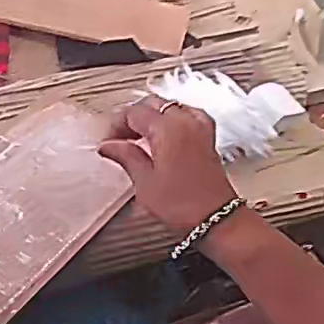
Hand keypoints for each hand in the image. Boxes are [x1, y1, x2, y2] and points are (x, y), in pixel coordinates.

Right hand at [98, 96, 239, 236]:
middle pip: (152, 104)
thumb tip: (110, 146)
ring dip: (152, 117)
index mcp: (168, 129)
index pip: (134, 112)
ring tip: (139, 138)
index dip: (116, 125)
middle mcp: (186, 122)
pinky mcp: (208, 138)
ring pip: (170, 107)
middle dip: (132, 118)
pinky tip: (164, 137)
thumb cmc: (183, 204)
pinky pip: (187, 116)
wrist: (214, 218)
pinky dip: (172, 121)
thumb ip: (126, 156)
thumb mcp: (144, 181)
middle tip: (119, 139)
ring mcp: (200, 128)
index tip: (109, 142)